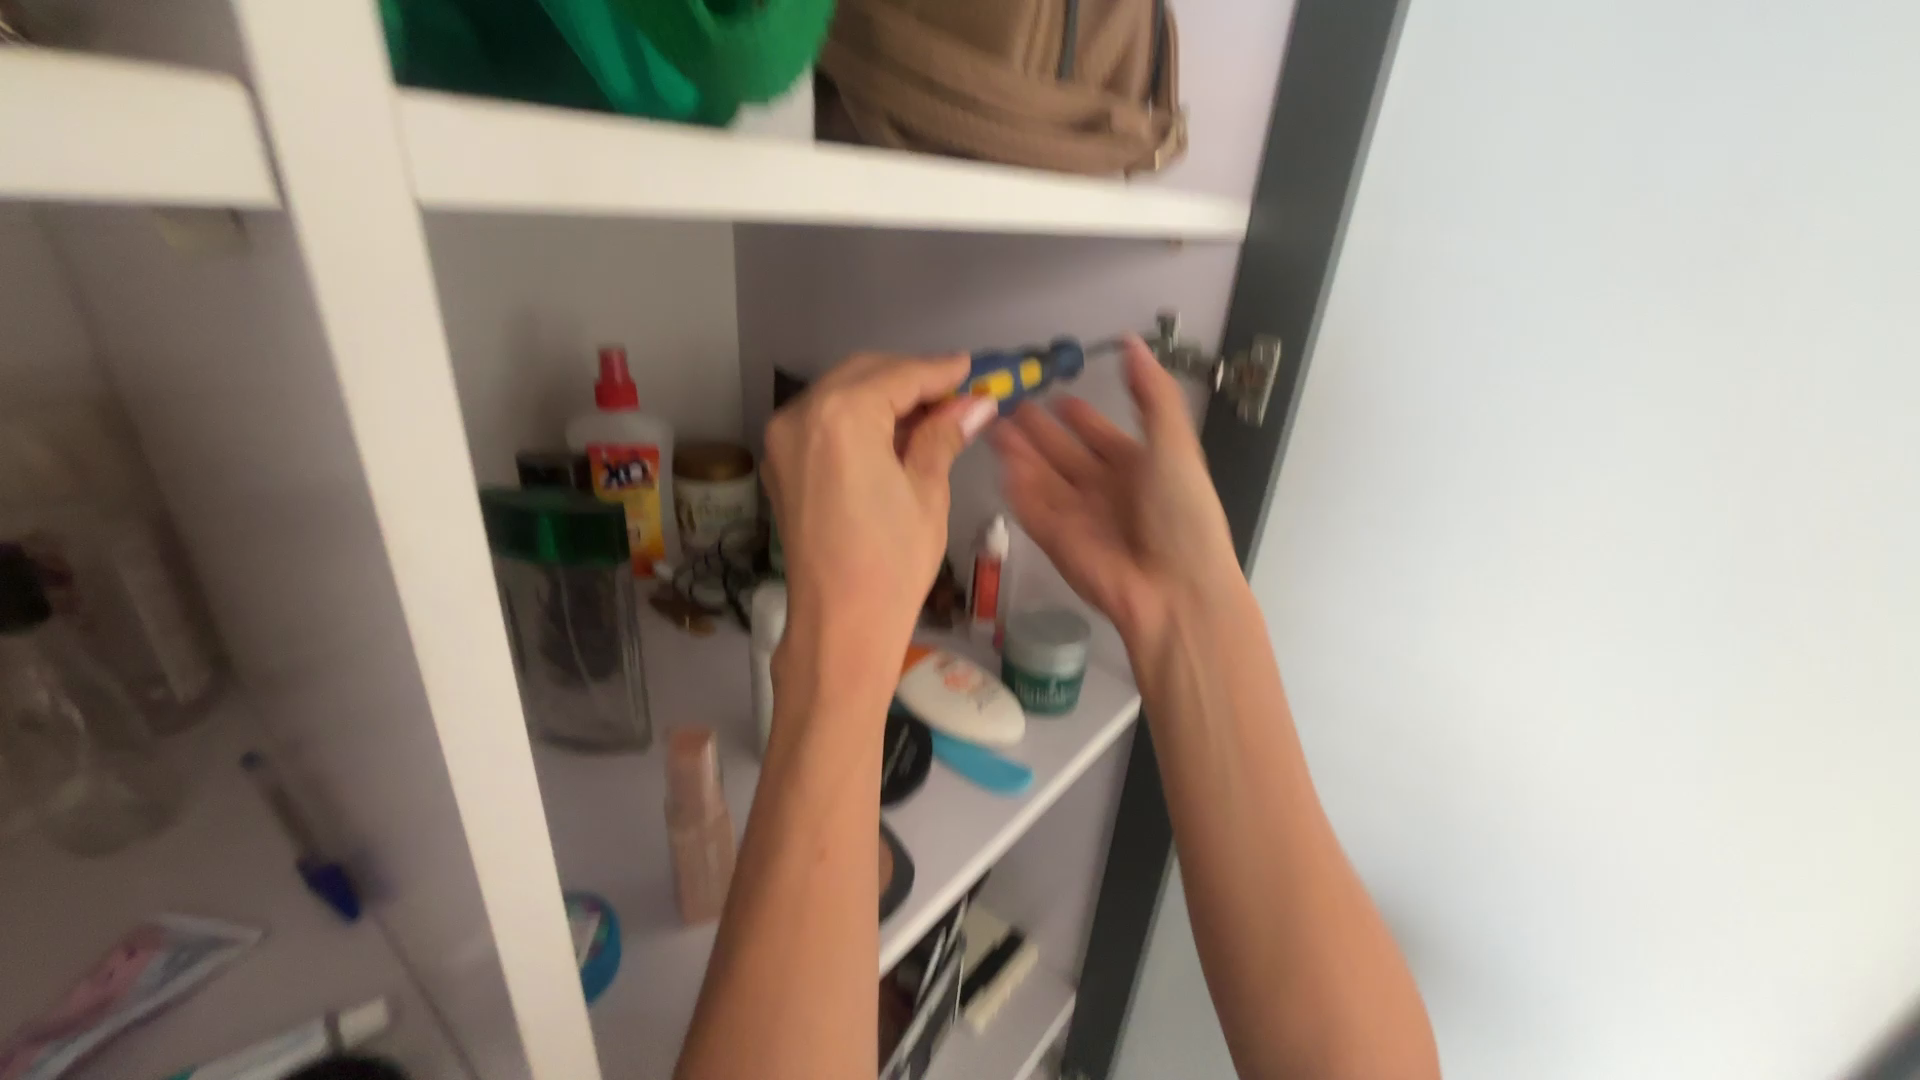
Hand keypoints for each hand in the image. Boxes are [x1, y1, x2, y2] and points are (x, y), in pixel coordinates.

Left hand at [764, 354, 998, 670]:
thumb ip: (943, 434)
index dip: (940, 372)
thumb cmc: (892, 561)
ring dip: (883, 396)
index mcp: (842, 415)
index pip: (899, 375)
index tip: (972, 370)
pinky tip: (890, 437)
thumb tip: (976, 404)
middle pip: (864, 374)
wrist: (839, 624)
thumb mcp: (927, 491)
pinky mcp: (780, 464)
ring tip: (929, 417)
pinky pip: (822, 421)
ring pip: (839, 394)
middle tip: (955, 395)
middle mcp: (801, 414)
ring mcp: (783, 440)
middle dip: (910, 379)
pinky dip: (856, 418)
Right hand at [992, 336, 1243, 657]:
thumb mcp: (1174, 443)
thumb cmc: (1181, 512)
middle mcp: (1105, 489)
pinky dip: (1015, 484)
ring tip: (991, 421)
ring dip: (1018, 449)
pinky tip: (998, 459)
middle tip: (1007, 401)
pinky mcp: (1053, 538)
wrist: (1173, 589)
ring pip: (1041, 475)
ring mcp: (1077, 514)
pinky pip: (1030, 505)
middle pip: (1062, 453)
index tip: (1053, 391)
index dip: (1078, 415)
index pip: (1100, 435)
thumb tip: (1131, 342)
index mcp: (1138, 467)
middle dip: (1037, 429)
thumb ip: (1151, 393)